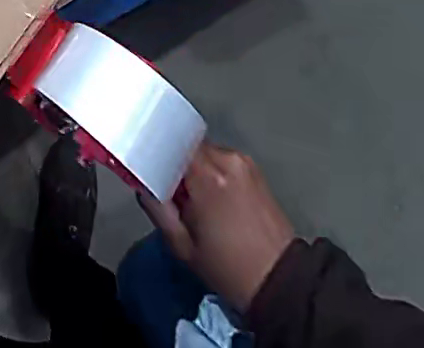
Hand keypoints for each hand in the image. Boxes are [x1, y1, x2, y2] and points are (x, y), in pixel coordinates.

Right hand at [140, 142, 298, 312]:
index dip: (157, 153)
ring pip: (205, 152)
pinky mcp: (254, 169)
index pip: (172, 143)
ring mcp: (243, 162)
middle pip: (188, 147)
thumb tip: (143, 185)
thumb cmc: (228, 268)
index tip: (148, 169)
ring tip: (195, 199)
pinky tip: (214, 198)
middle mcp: (226, 159)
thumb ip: (157, 210)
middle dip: (176, 163)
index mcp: (207, 175)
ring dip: (194, 168)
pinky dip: (212, 172)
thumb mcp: (182, 246)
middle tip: (172, 192)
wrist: (280, 280)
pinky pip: (223, 160)